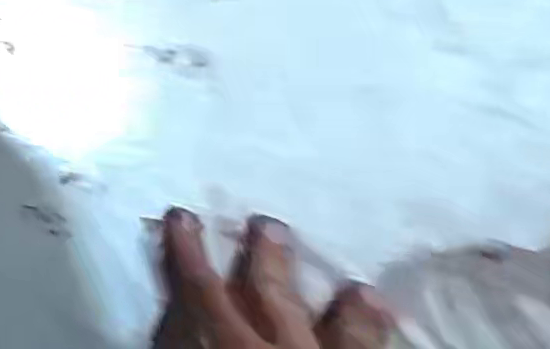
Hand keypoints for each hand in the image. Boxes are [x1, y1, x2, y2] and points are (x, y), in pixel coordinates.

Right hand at [155, 208, 392, 348]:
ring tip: (369, 291)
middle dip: (270, 262)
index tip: (183, 214)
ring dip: (355, 318)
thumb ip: (188, 343)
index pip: (204, 290)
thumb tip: (180, 315)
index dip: (189, 251)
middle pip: (277, 302)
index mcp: (233, 347)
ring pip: (347, 343)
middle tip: (272, 223)